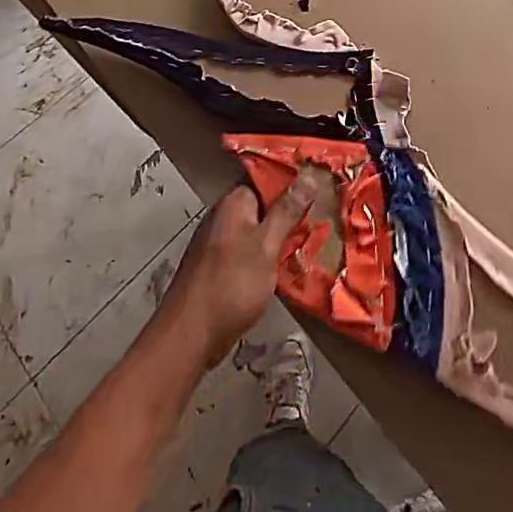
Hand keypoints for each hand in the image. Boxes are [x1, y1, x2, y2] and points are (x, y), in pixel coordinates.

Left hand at [152, 170, 319, 369]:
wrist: (191, 333)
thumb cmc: (231, 285)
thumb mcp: (267, 246)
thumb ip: (286, 212)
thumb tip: (307, 178)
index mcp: (233, 203)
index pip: (265, 178)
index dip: (291, 183)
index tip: (319, 190)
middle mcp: (222, 217)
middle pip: (262, 205)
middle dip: (289, 213)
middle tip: (321, 221)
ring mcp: (217, 242)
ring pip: (256, 231)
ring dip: (279, 238)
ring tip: (309, 245)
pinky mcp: (217, 266)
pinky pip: (248, 252)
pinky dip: (266, 257)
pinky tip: (283, 268)